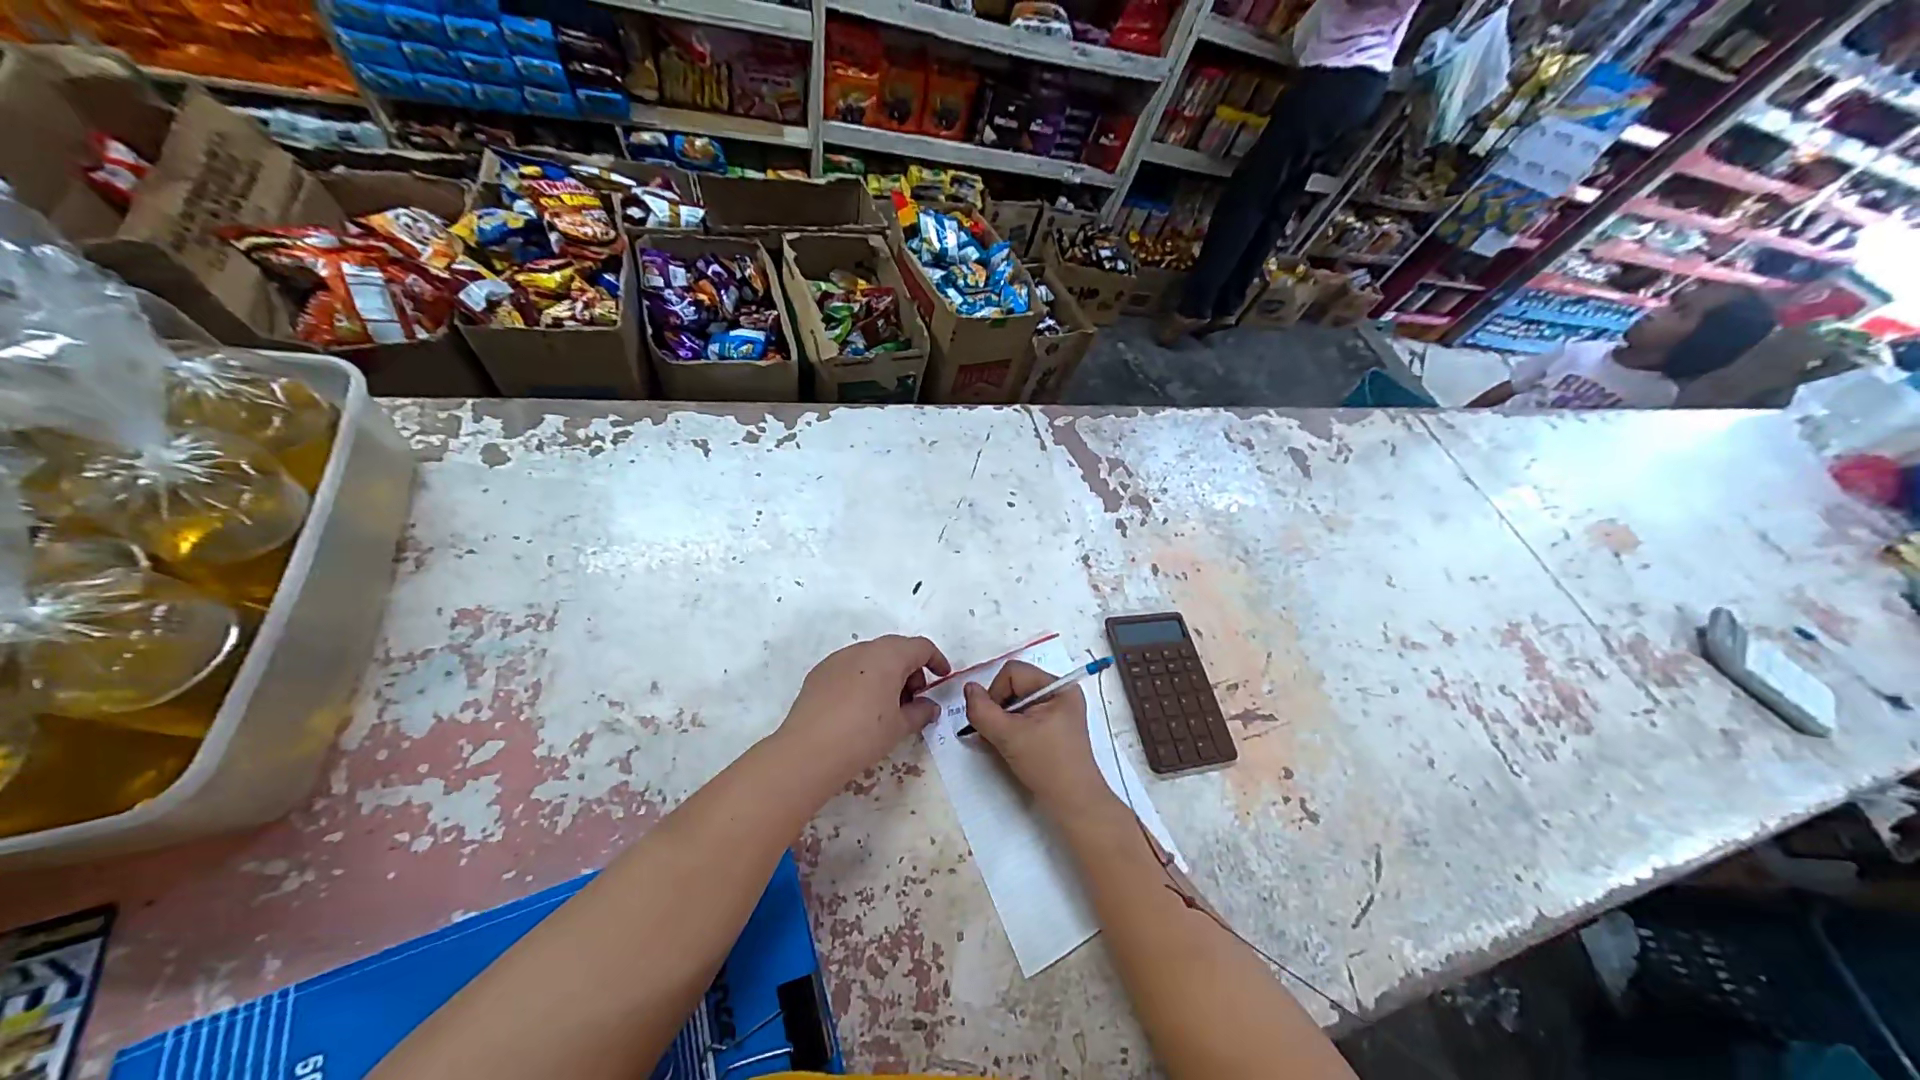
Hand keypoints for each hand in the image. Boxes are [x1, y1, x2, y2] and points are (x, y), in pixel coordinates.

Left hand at [778, 635, 949, 792]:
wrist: (809, 751)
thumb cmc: (864, 734)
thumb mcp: (900, 726)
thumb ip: (920, 711)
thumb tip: (928, 706)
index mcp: (888, 656)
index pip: (921, 647)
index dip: (936, 660)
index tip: (942, 678)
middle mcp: (863, 649)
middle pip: (895, 649)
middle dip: (911, 669)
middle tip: (914, 698)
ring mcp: (838, 659)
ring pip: (871, 658)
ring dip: (886, 674)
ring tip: (888, 706)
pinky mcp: (820, 673)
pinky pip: (851, 668)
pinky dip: (864, 680)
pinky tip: (860, 708)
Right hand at [963, 661, 1111, 816]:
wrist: (1074, 803)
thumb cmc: (1046, 765)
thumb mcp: (1008, 735)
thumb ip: (982, 710)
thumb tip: (969, 688)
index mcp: (1058, 686)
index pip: (1012, 673)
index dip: (995, 693)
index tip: (994, 723)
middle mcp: (1061, 692)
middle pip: (1015, 685)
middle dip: (999, 708)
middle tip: (994, 735)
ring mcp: (1059, 711)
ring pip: (1017, 702)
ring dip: (1003, 720)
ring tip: (1003, 743)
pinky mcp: (1055, 727)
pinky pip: (1025, 715)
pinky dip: (1012, 728)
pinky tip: (1011, 747)